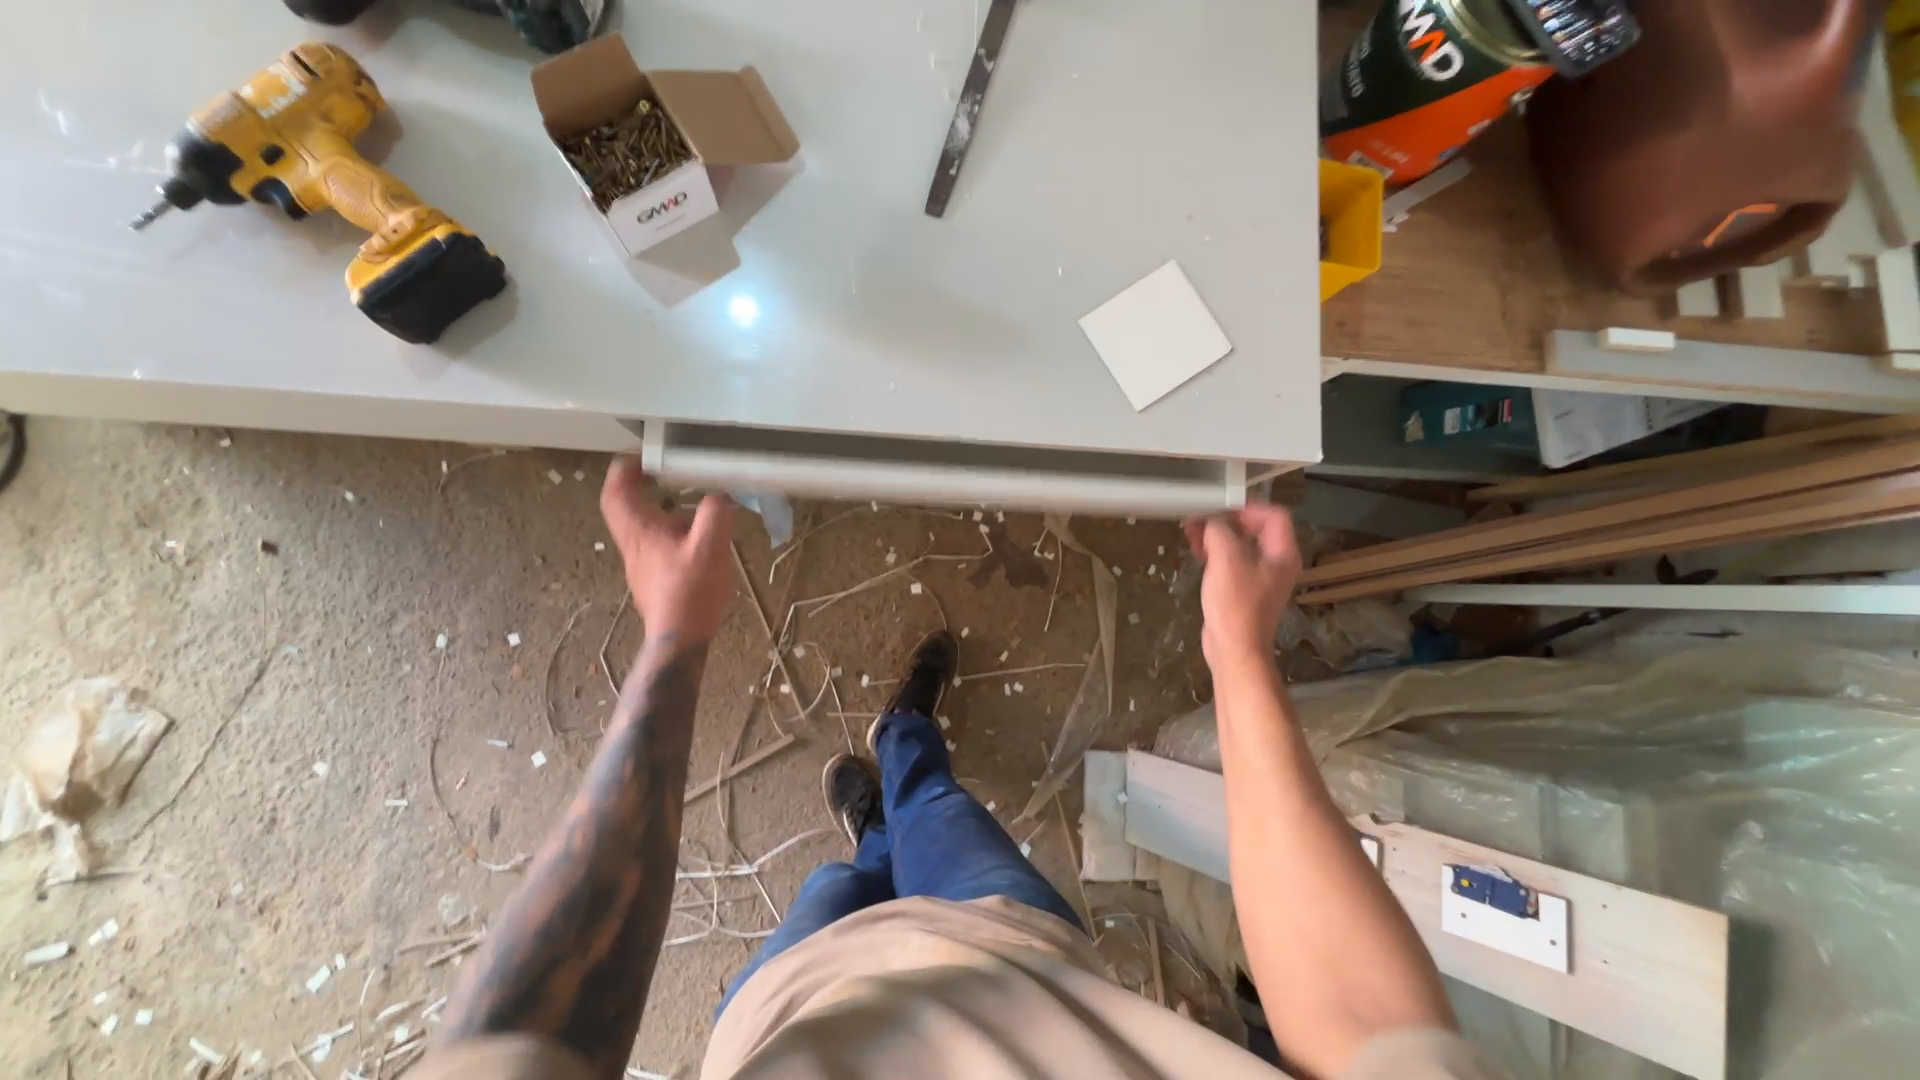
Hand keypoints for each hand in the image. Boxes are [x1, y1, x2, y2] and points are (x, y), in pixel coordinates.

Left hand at [600, 457, 735, 643]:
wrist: (679, 637)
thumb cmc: (690, 591)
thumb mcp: (710, 547)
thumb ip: (715, 513)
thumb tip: (720, 493)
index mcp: (640, 530)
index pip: (616, 491)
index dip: (624, 470)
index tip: (643, 457)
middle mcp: (634, 543)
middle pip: (624, 507)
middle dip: (640, 486)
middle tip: (664, 474)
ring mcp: (641, 563)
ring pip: (640, 526)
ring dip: (658, 509)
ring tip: (686, 502)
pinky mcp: (652, 577)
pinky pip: (654, 543)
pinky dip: (669, 531)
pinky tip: (694, 538)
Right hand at [1183, 505, 1302, 669]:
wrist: (1235, 648)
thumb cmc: (1235, 603)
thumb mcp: (1226, 559)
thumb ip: (1219, 531)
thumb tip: (1211, 521)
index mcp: (1282, 553)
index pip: (1274, 515)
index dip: (1248, 507)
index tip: (1219, 508)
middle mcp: (1276, 563)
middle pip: (1255, 529)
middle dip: (1226, 520)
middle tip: (1199, 517)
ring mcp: (1261, 578)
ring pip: (1241, 545)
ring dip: (1218, 536)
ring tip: (1191, 532)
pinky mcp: (1245, 590)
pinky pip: (1233, 563)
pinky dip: (1216, 553)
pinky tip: (1197, 552)